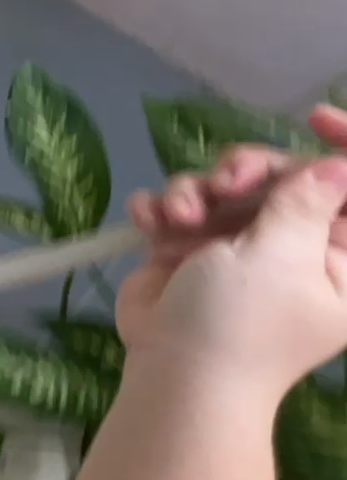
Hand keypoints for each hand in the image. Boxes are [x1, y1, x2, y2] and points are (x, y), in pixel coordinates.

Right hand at [118, 105, 346, 399]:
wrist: (175, 362)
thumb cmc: (242, 320)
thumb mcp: (278, 260)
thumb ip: (305, 207)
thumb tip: (338, 163)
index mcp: (346, 254)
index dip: (345, 148)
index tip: (314, 117)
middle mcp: (299, 242)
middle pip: (281, 175)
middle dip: (244, 171)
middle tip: (223, 183)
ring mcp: (241, 243)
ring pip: (220, 186)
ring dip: (191, 192)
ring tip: (174, 219)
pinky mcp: (191, 242)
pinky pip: (177, 203)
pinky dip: (159, 209)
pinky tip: (151, 225)